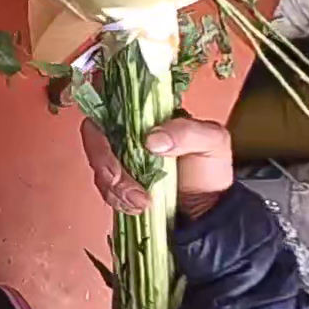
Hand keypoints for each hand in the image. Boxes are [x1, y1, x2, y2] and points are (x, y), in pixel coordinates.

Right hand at [82, 115, 233, 221]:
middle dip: (105, 160)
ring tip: (141, 201)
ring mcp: (120, 155)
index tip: (110, 136)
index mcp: (150, 112)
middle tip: (121, 182)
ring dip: (112, 185)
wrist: (207, 211)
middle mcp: (129, 129)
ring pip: (97, 161)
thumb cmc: (210, 169)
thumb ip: (187, 132)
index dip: (102, 109)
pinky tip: (136, 206)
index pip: (114, 97)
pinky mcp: (116, 180)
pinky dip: (115, 198)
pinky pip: (102, 185)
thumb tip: (151, 139)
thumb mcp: (212, 141)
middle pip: (96, 132)